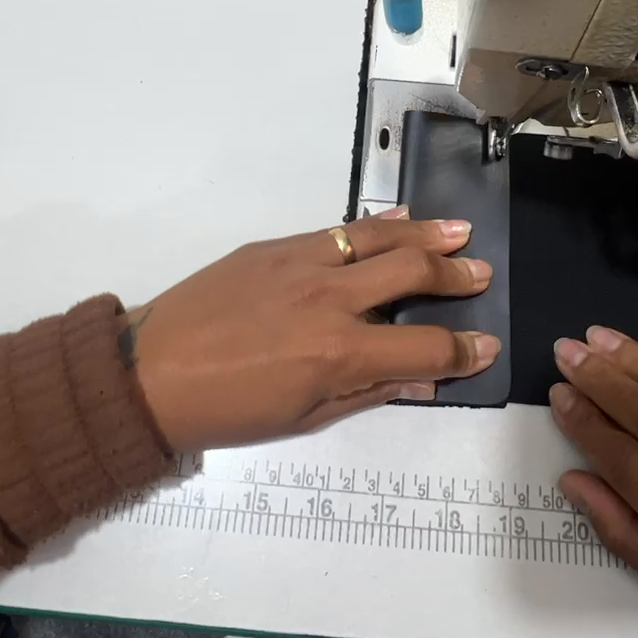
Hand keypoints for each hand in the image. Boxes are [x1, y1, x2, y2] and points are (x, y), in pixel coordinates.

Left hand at [122, 208, 499, 451]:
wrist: (152, 371)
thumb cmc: (230, 410)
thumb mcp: (305, 418)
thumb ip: (370, 392)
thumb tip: (423, 379)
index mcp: (338, 353)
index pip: (425, 348)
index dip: (463, 351)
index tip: (485, 346)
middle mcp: (330, 300)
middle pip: (411, 273)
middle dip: (456, 276)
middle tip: (480, 273)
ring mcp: (302, 263)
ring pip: (378, 237)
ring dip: (425, 232)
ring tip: (458, 231)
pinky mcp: (277, 245)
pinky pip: (336, 229)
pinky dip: (374, 224)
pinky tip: (398, 219)